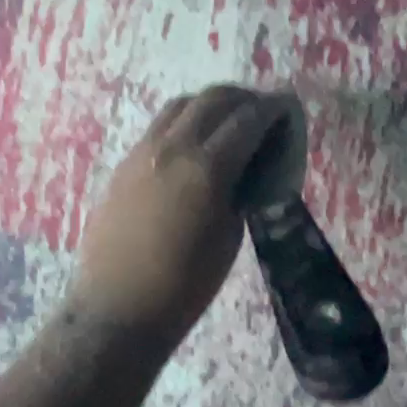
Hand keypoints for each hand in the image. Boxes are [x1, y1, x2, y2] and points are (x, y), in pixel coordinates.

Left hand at [68, 85, 288, 343]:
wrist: (117, 308)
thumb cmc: (183, 286)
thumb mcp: (229, 237)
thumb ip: (242, 191)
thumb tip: (250, 166)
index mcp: (205, 168)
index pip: (247, 119)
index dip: (273, 110)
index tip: (288, 108)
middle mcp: (172, 147)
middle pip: (212, 99)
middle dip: (243, 99)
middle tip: (262, 113)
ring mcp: (142, 151)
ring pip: (181, 105)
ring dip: (210, 104)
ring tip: (229, 121)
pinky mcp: (124, 163)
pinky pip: (159, 126)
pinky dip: (185, 121)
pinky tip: (196, 144)